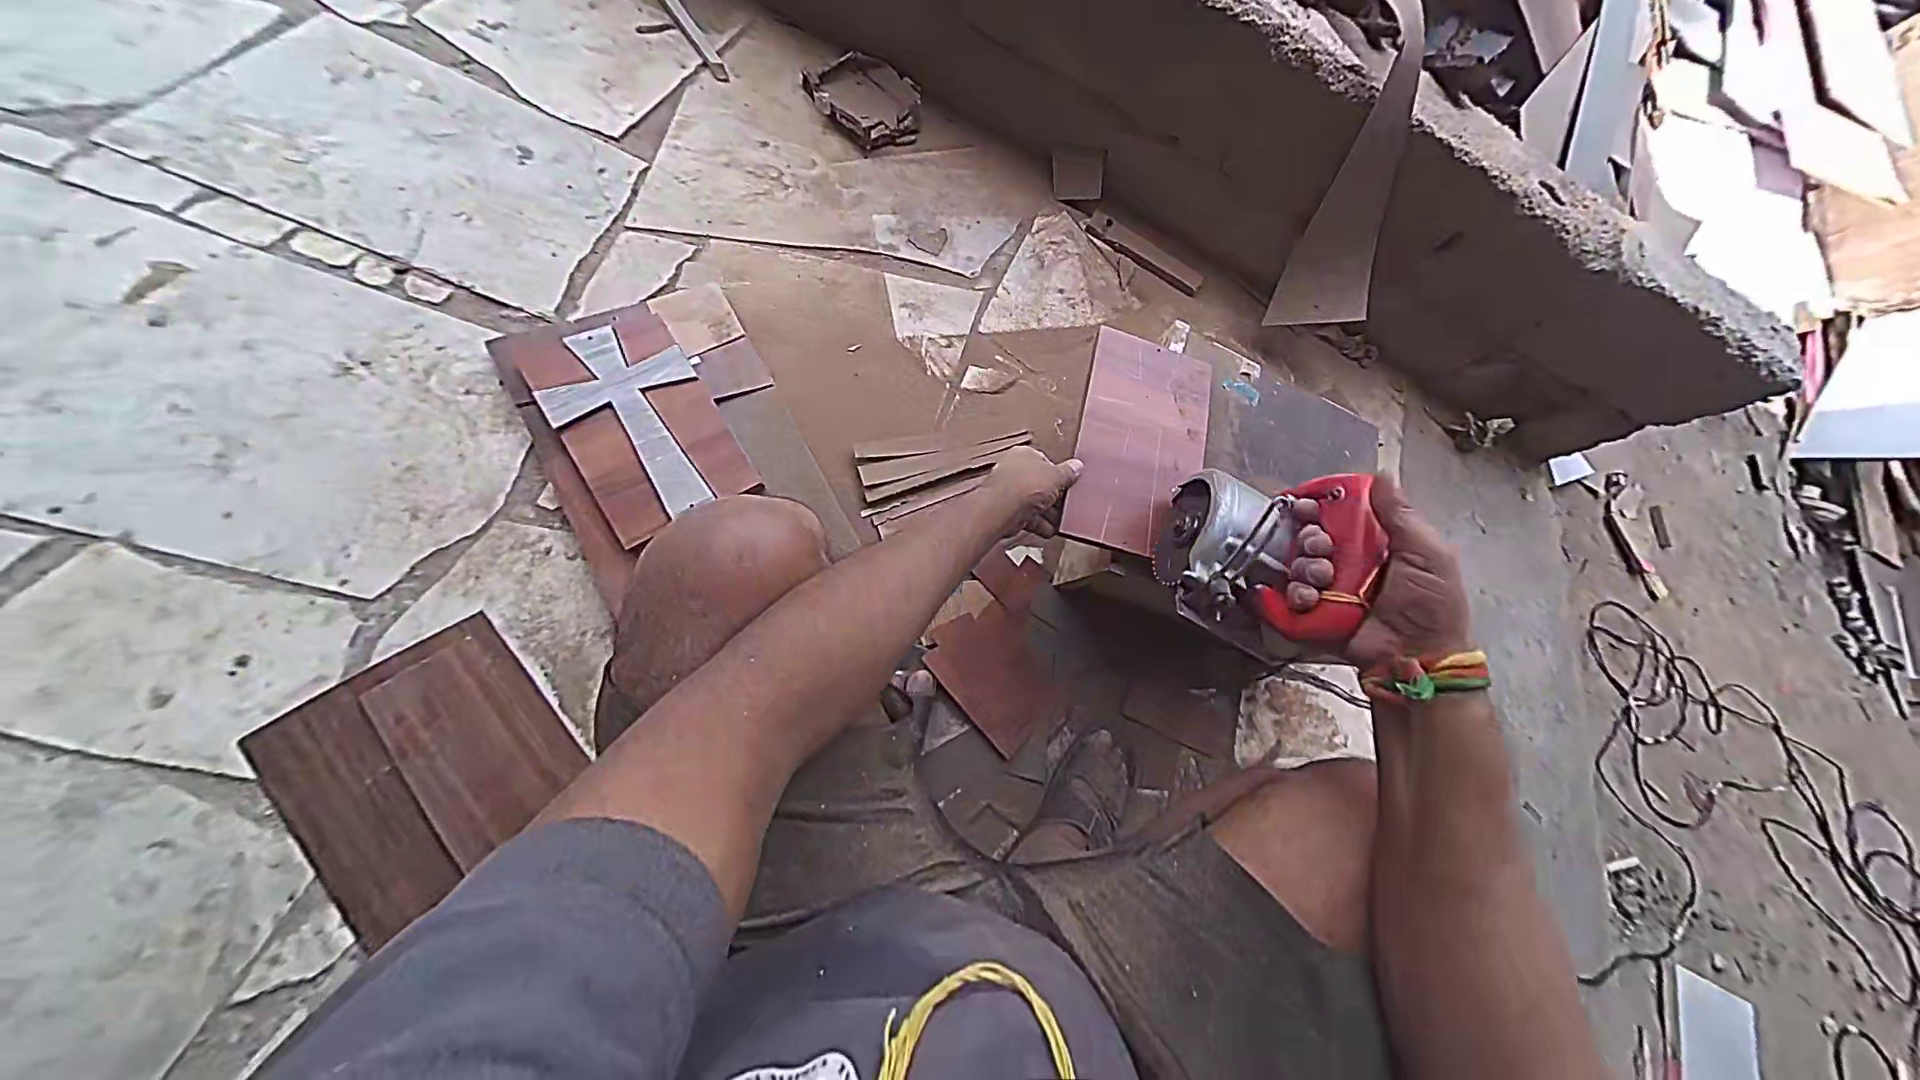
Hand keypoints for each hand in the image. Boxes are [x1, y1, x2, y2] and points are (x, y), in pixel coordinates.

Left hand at [982, 447, 1082, 537]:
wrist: (1004, 509)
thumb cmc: (1025, 485)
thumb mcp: (1056, 476)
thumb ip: (1067, 473)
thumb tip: (1076, 466)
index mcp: (1024, 454)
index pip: (1044, 461)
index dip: (1058, 474)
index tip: (1068, 483)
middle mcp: (1013, 470)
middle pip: (1038, 484)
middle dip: (1053, 497)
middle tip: (1066, 504)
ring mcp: (1008, 492)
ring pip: (1032, 503)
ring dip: (1046, 513)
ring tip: (1059, 520)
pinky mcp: (1006, 511)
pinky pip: (1025, 518)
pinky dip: (1038, 525)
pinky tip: (1048, 530)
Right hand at [1280, 474, 1472, 668]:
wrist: (1417, 658)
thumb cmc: (1432, 606)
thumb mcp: (1428, 554)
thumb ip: (1402, 516)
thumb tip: (1380, 478)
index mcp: (1376, 544)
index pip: (1339, 516)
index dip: (1318, 508)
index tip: (1305, 505)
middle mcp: (1349, 563)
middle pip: (1311, 538)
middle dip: (1310, 540)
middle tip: (1321, 550)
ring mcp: (1330, 590)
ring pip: (1298, 566)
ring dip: (1304, 569)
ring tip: (1321, 581)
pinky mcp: (1315, 614)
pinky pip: (1290, 596)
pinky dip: (1294, 595)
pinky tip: (1309, 600)